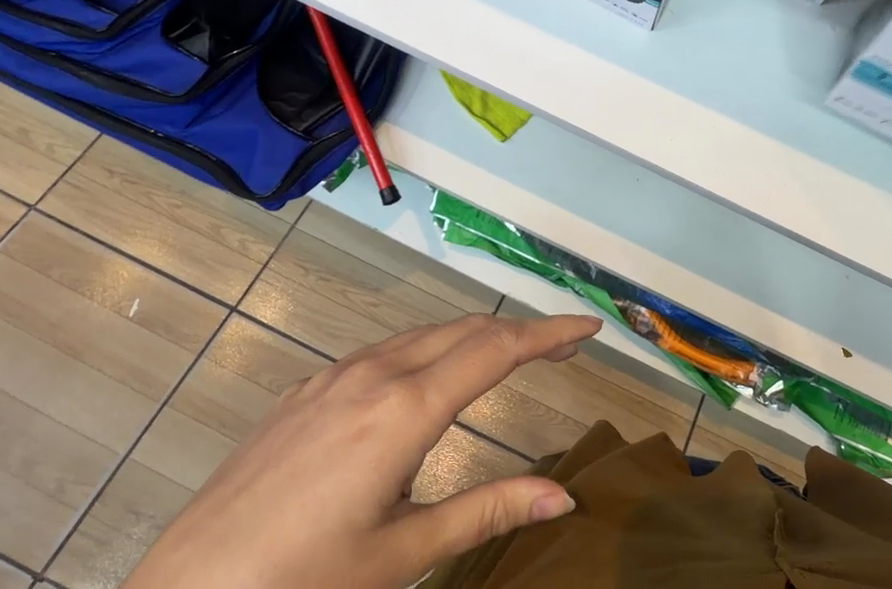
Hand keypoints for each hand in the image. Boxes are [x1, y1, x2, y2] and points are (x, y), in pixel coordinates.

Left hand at [125, 312, 603, 588]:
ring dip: (472, 336)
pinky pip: (382, 351)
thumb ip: (486, 511)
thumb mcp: (403, 553)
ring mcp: (332, 377)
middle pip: (463, 330)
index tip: (589, 328)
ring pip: (421, 334)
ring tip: (506, 356)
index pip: (496, 351)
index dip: (548, 335)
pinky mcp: (304, 391)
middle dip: (519, 331)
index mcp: (405, 410)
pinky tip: (424, 377)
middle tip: (563, 346)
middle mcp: (373, 375)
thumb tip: (563, 497)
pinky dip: (426, 348)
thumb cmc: (302, 579)